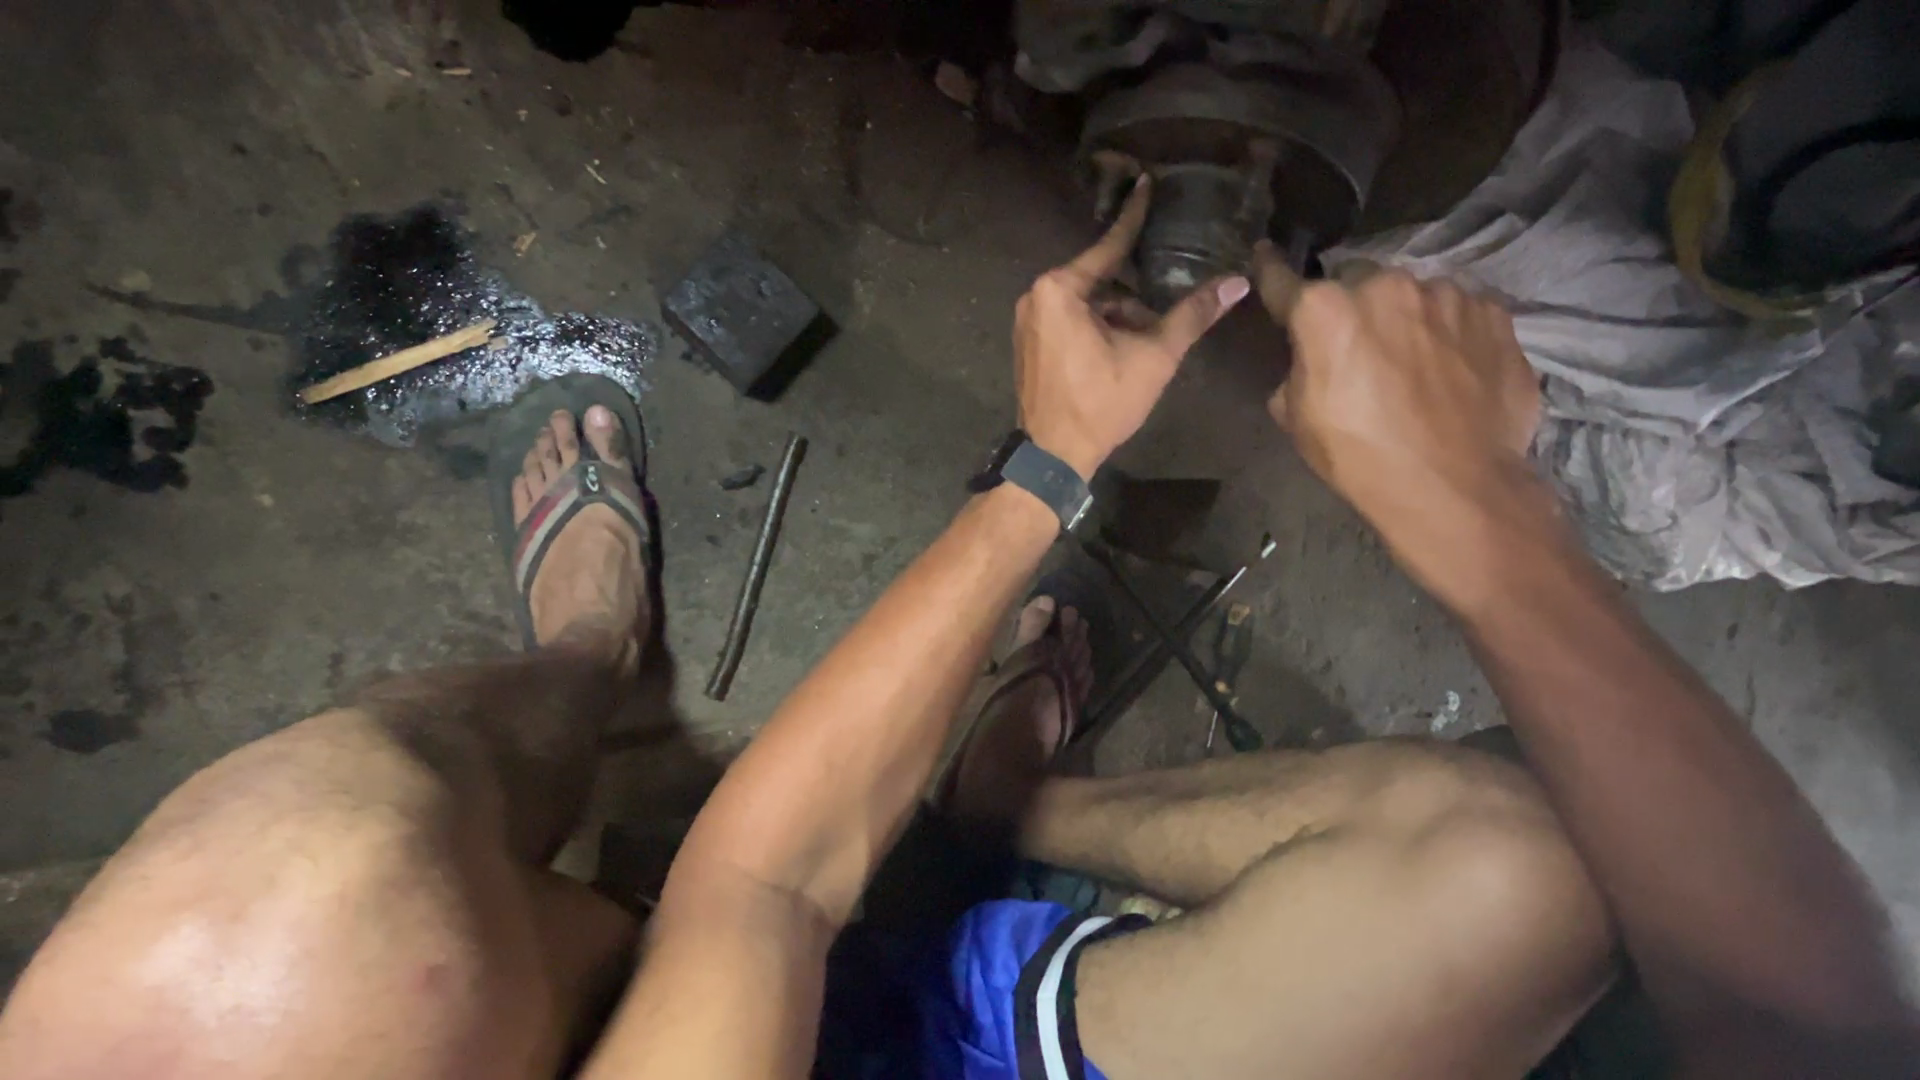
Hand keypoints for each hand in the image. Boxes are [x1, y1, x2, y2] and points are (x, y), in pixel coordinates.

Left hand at [1014, 177, 1248, 476]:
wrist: (1054, 456)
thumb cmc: (1100, 404)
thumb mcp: (1152, 358)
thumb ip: (1191, 316)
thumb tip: (1237, 284)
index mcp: (1059, 291)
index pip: (1108, 247)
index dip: (1134, 219)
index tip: (1146, 185)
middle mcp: (1036, 298)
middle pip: (1098, 279)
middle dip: (1133, 292)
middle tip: (1165, 301)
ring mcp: (1028, 322)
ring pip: (1086, 304)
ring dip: (1118, 316)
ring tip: (1149, 339)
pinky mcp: (1029, 344)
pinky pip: (1069, 322)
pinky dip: (1098, 328)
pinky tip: (1123, 350)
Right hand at [1253, 241, 1555, 612]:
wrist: (1452, 484)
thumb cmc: (1358, 455)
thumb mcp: (1297, 418)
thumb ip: (1297, 370)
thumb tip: (1311, 358)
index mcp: (1325, 311)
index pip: (1284, 281)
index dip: (1270, 271)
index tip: (1264, 254)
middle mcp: (1384, 286)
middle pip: (1356, 283)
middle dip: (1352, 307)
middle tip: (1359, 349)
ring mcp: (1446, 295)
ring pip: (1412, 296)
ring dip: (1405, 319)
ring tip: (1414, 366)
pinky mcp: (1494, 313)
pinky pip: (1458, 313)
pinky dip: (1449, 333)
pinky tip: (1451, 371)